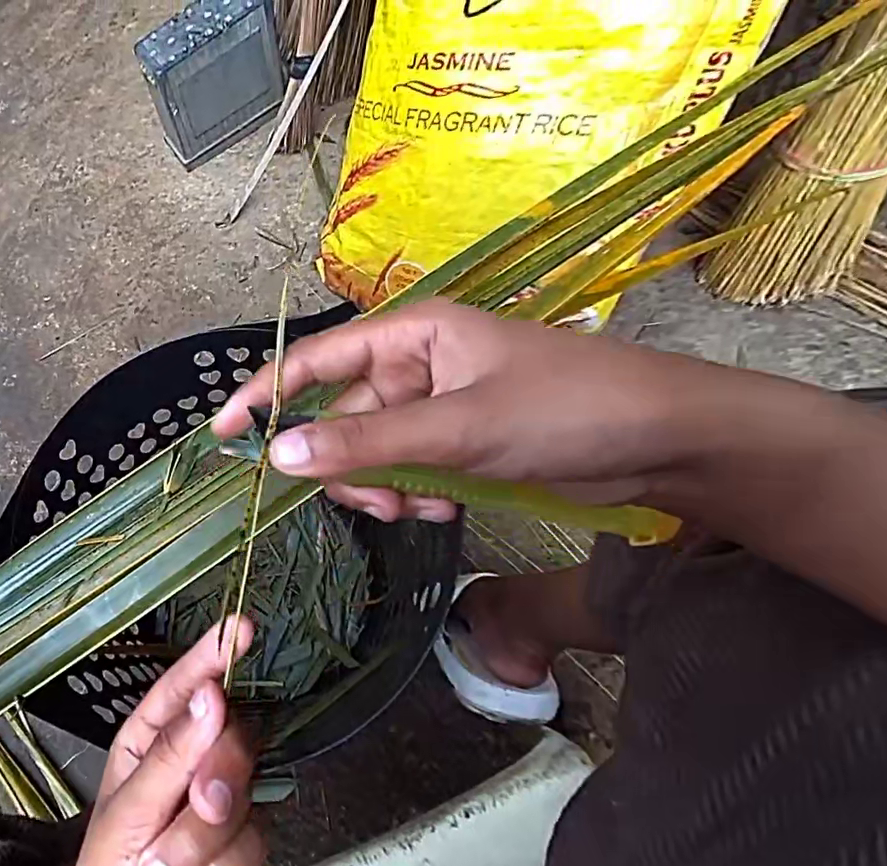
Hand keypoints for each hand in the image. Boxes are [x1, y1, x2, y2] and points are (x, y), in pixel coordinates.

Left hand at [19, 618, 263, 865]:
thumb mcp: (125, 823)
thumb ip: (171, 760)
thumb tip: (211, 696)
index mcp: (145, 749)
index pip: (182, 692)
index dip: (210, 658)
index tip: (239, 628)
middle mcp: (186, 770)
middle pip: (229, 737)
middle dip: (217, 773)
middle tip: (199, 804)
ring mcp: (219, 810)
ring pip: (244, 793)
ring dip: (206, 840)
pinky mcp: (245, 851)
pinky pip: (254, 841)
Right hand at [210, 299, 799, 521]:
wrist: (664, 442)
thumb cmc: (566, 409)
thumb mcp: (457, 428)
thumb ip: (364, 443)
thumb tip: (278, 455)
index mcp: (410, 336)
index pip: (315, 362)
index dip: (263, 394)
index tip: (222, 434)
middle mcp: (413, 367)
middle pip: (339, 423)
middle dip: (350, 469)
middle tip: (379, 501)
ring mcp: (432, 407)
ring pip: (368, 456)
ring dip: (383, 489)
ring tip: (424, 506)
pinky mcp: (451, 441)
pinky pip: (401, 471)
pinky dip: (411, 495)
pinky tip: (447, 506)